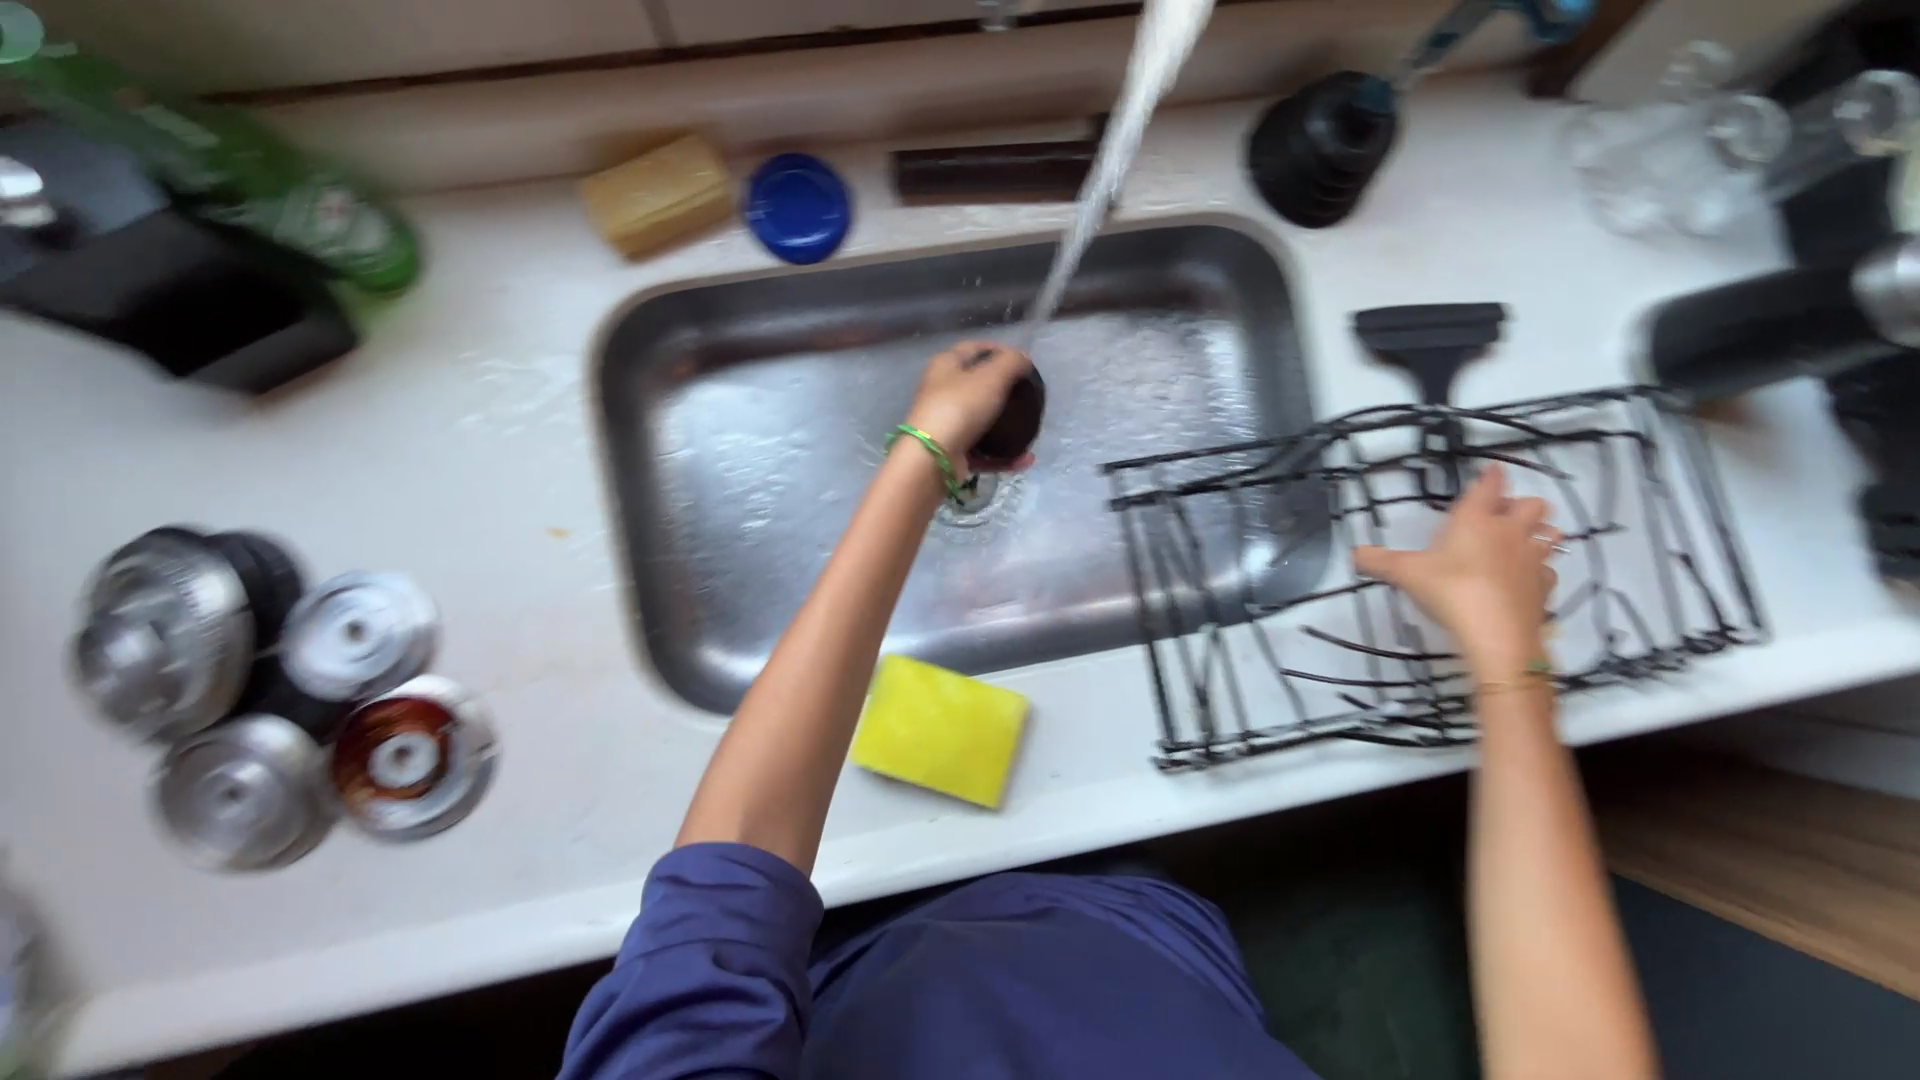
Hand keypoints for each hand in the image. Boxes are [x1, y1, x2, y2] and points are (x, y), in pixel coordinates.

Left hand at [903, 341, 1033, 478]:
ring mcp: (946, 425)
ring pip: (981, 422)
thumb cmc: (960, 407)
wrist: (933, 459)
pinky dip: (1004, 456)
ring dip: (1007, 427)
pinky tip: (1025, 459)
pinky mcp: (952, 453)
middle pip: (977, 386)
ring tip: (1029, 428)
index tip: (1023, 361)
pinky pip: (984, 452)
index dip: (998, 350)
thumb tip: (1024, 359)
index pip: (973, 348)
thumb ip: (1012, 362)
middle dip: (1004, 390)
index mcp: (945, 366)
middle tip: (1028, 395)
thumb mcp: (991, 376)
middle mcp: (941, 393)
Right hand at [1353, 465, 1559, 677]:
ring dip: (1538, 534)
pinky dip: (1540, 570)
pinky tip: (1525, 579)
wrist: (1496, 632)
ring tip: (1521, 543)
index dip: (1492, 475)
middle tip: (1501, 517)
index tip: (1493, 469)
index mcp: (1476, 520)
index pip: (1489, 485)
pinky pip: (1548, 570)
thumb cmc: (1449, 590)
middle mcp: (1509, 532)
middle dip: (1520, 506)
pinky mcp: (1544, 586)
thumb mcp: (1404, 574)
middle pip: (1532, 505)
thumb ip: (1378, 561)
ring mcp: (1533, 558)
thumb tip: (1353, 554)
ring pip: (1550, 534)